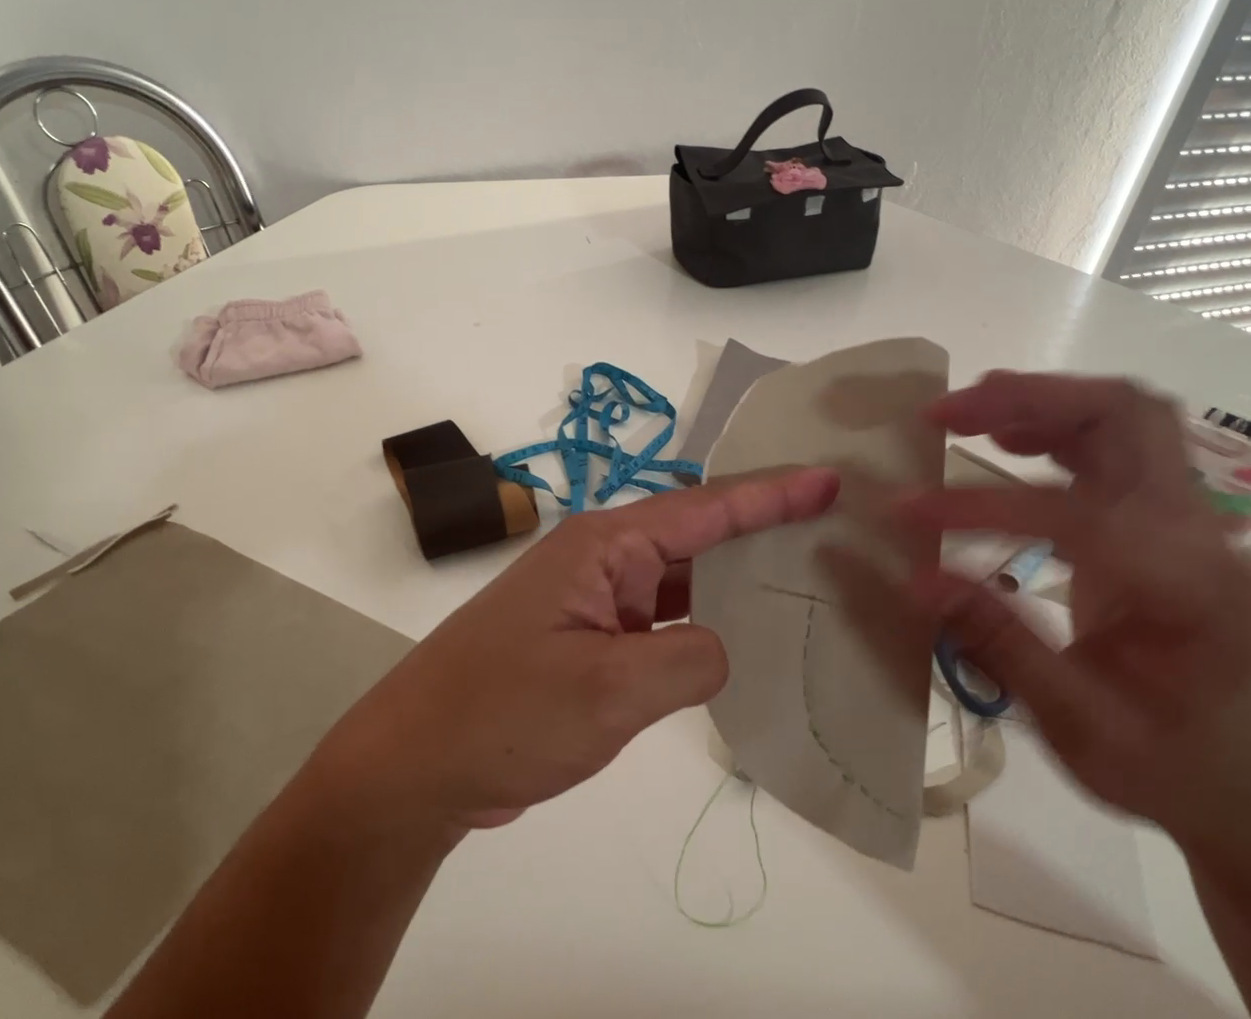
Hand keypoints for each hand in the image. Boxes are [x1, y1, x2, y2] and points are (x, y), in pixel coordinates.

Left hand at [323, 468, 840, 830]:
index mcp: (604, 547)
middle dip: (763, 533)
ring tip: (808, 588)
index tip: (830, 482)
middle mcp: (601, 563)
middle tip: (836, 533)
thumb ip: (689, 660)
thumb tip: (718, 649)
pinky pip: (660, 628)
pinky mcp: (587, 649)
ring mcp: (592, 607)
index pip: (706, 508)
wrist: (414, 768)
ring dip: (736, 588)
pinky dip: (701, 634)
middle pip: (697, 538)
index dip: (772, 495)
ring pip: (681, 586)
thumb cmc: (503, 715)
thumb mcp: (608, 690)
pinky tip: (743, 652)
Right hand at [898, 372, 1250, 846]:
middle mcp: (1203, 536)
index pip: (1073, 513)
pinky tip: (1013, 446)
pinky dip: (1065, 433)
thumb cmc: (1167, 769)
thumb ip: (998, 642)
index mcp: (1186, 586)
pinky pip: (1126, 454)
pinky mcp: (1179, 532)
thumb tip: (917, 580)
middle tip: (946, 412)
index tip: (905, 510)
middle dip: (1032, 400)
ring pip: (1130, 422)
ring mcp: (1198, 527)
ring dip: (1047, 405)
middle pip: (1128, 418)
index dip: (979, 506)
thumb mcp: (1076, 724)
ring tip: (968, 414)